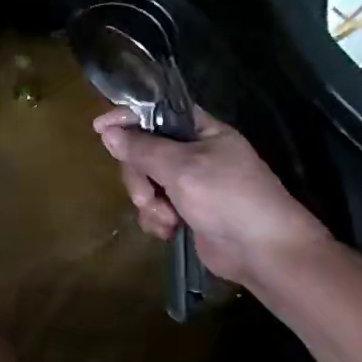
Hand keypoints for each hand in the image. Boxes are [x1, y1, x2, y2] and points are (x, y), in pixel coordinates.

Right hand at [94, 107, 332, 289]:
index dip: (127, 118)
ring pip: (147, 183)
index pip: (157, 112)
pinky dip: (157, 220)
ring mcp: (190, 184)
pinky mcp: (187, 212)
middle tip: (147, 196)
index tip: (99, 128)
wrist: (263, 249)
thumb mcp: (183, 168)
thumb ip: (143, 148)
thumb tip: (108, 132)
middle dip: (140, 176)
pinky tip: (169, 232)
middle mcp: (194, 153)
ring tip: (165, 219)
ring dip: (149, 203)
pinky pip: (156, 208)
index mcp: (201, 130)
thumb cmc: (228, 197)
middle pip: (144, 152)